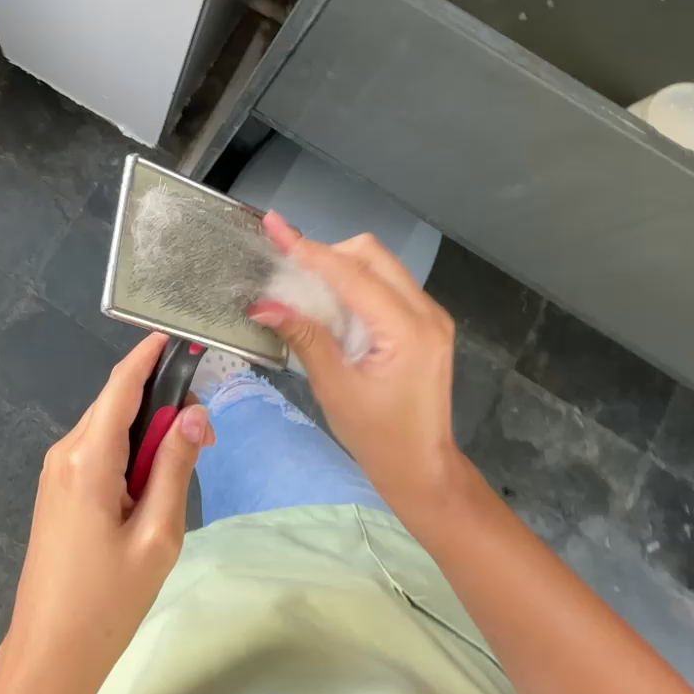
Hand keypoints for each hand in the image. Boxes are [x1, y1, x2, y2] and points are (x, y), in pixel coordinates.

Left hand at [0, 333, 213, 693]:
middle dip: (161, 404)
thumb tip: (196, 415)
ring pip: (109, 428)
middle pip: (117, 405)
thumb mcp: (157, 534)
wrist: (48, 655)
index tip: (178, 335)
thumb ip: (175, 467)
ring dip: (147, 433)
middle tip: (207, 432)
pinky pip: (97, 451)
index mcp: (87, 457)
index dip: (150, 356)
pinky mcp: (57, 490)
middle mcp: (65, 452)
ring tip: (186, 460)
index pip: (121, 386)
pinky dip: (128, 452)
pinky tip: (151, 481)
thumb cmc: (107, 600)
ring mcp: (56, 472)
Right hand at [249, 212, 463, 508]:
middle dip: (327, 253)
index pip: (351, 274)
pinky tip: (332, 306)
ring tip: (306, 289)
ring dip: (340, 266)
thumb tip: (263, 305)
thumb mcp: (334, 387)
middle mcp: (425, 312)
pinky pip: (387, 284)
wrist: (422, 467)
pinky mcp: (426, 322)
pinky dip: (355, 283)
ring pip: (380, 264)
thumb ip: (304, 336)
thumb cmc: (377, 436)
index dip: (308, 249)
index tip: (275, 226)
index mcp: (406, 330)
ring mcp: (430, 315)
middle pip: (371, 254)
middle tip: (289, 270)